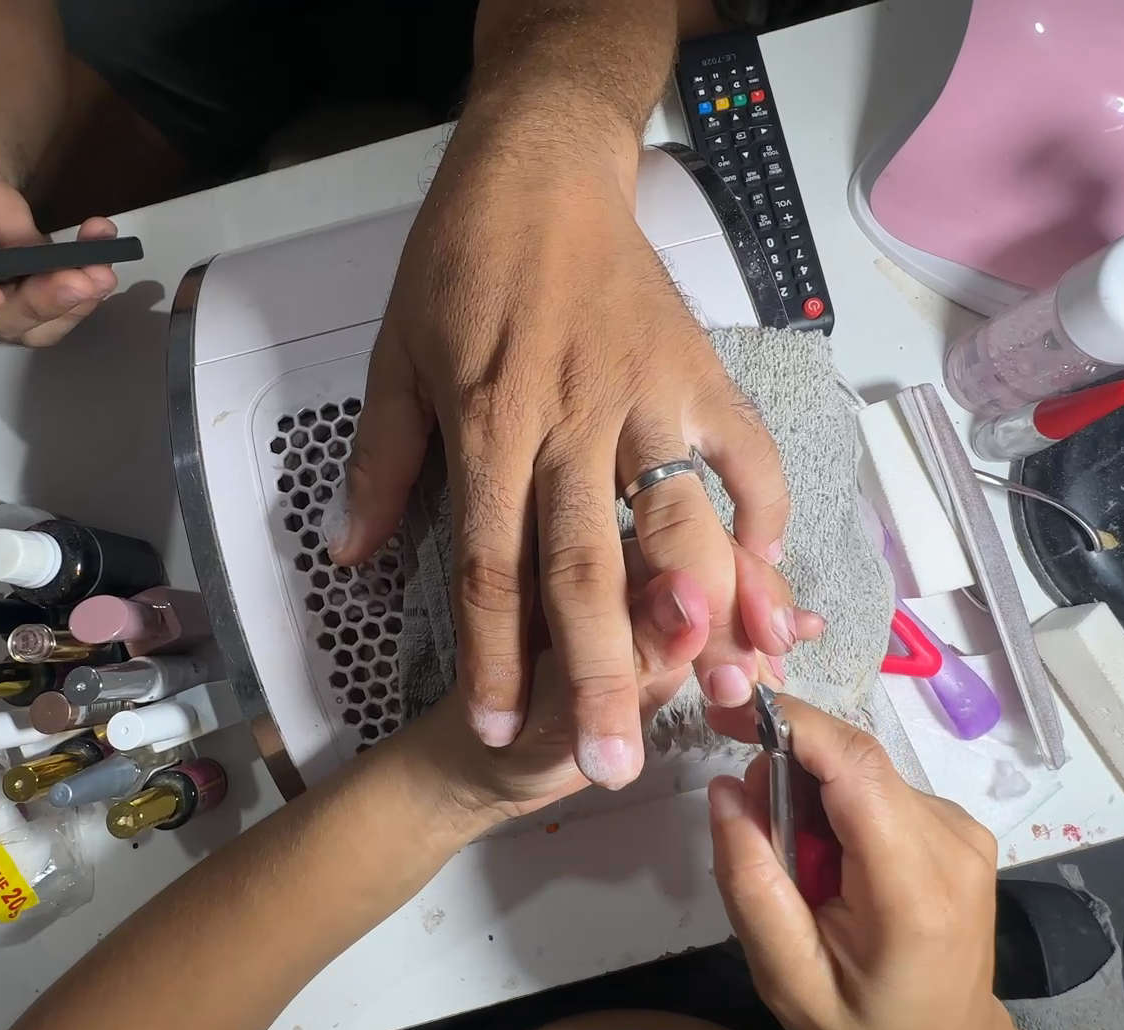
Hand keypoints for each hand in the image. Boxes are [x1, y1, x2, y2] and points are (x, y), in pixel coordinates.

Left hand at [332, 114, 789, 792]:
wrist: (538, 169)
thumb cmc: (459, 264)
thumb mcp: (395, 359)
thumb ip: (382, 463)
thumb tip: (354, 554)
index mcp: (491, 424)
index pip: (490, 564)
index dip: (493, 657)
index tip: (501, 734)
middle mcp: (573, 422)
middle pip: (589, 566)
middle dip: (602, 675)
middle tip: (617, 766)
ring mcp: (647, 397)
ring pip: (680, 520)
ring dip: (705, 614)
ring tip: (725, 695)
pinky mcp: (699, 372)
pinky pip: (744, 453)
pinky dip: (761, 515)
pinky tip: (769, 579)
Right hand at [707, 696, 1057, 1029]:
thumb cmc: (866, 1026)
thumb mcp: (786, 977)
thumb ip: (750, 884)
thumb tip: (726, 788)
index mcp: (916, 888)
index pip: (855, 765)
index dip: (789, 723)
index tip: (726, 713)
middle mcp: (952, 841)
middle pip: (850, 757)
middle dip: (784, 767)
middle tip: (752, 824)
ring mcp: (959, 827)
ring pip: (855, 765)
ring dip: (805, 789)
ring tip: (795, 857)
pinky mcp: (952, 822)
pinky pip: (870, 781)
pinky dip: (831, 801)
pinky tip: (826, 854)